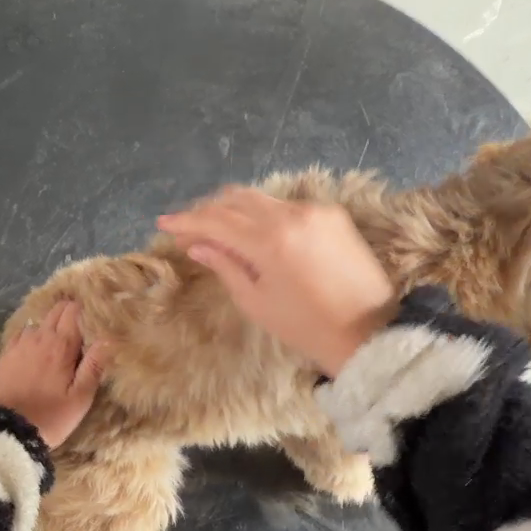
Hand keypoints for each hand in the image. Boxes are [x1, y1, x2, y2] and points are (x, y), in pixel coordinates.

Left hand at [0, 301, 107, 447]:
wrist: (7, 429)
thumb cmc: (51, 416)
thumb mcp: (80, 397)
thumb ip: (94, 366)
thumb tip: (107, 338)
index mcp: (62, 345)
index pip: (74, 310)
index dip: (84, 310)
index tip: (92, 320)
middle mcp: (40, 337)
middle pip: (56, 311)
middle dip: (69, 314)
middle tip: (79, 330)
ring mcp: (20, 344)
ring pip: (38, 322)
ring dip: (50, 327)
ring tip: (58, 343)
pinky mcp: (5, 354)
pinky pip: (22, 334)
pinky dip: (32, 336)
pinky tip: (36, 351)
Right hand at [158, 188, 398, 375]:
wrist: (367, 331)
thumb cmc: (305, 327)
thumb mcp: (256, 301)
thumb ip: (226, 265)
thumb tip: (198, 245)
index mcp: (270, 240)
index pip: (217, 220)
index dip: (187, 220)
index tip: (163, 224)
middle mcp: (293, 214)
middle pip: (238, 199)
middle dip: (208, 210)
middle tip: (187, 228)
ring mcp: (316, 211)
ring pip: (262, 199)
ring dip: (234, 209)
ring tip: (215, 229)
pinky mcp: (333, 215)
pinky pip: (286, 206)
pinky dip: (262, 214)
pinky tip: (251, 232)